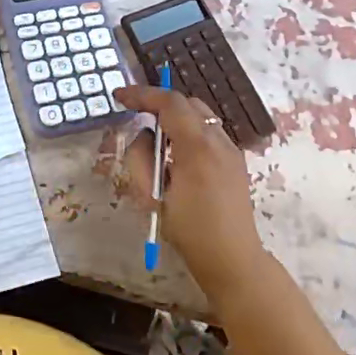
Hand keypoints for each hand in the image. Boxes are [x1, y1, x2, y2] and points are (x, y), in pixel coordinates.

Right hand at [113, 85, 266, 287]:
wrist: (233, 260)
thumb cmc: (189, 230)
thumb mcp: (153, 195)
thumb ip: (141, 157)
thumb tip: (143, 135)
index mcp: (198, 147)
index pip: (170, 104)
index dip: (142, 95)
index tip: (120, 97)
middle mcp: (219, 141)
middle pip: (188, 104)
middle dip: (159, 103)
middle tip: (135, 112)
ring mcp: (231, 151)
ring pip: (200, 116)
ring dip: (175, 117)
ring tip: (155, 137)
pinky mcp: (235, 162)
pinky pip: (209, 132)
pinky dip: (188, 131)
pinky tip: (176, 154)